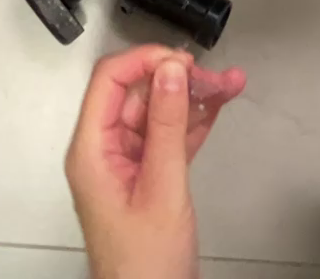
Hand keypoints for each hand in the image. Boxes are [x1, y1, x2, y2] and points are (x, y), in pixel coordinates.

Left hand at [66, 46, 245, 278]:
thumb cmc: (145, 266)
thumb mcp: (161, 187)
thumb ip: (167, 125)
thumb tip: (171, 70)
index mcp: (93, 149)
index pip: (109, 80)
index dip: (144, 61)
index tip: (180, 60)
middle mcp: (106, 149)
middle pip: (138, 92)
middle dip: (177, 77)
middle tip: (211, 75)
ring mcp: (128, 161)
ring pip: (159, 110)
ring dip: (193, 96)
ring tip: (227, 83)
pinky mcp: (149, 173)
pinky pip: (171, 133)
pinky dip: (195, 119)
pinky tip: (218, 104)